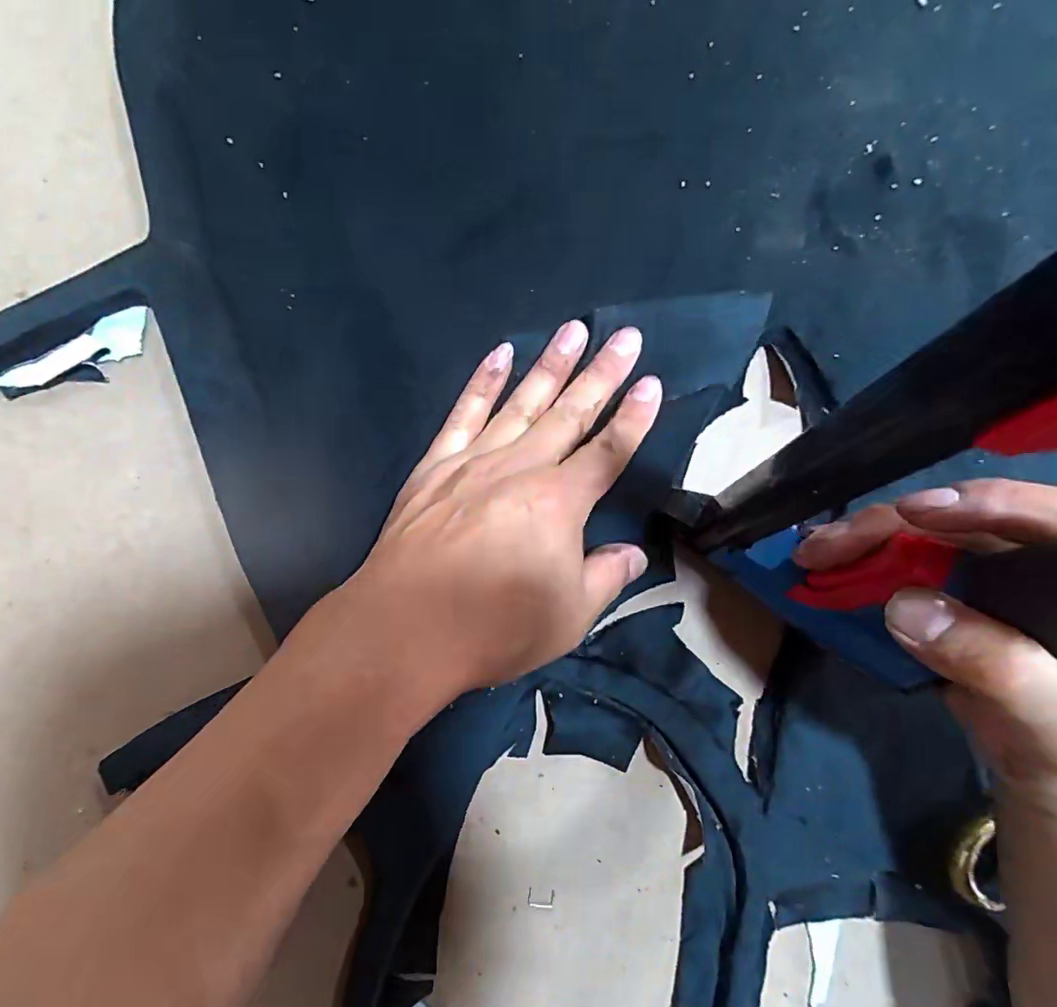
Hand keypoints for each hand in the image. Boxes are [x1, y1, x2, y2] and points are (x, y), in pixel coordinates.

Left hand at [319, 321, 661, 704]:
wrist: (405, 627)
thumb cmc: (494, 627)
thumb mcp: (568, 616)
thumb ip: (605, 578)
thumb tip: (633, 553)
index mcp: (558, 503)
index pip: (607, 452)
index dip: (634, 419)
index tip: (651, 384)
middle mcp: (519, 470)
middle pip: (569, 414)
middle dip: (601, 374)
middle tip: (626, 336)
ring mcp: (472, 463)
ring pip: (520, 403)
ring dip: (549, 365)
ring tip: (573, 329)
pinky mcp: (433, 468)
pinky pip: (463, 415)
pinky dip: (482, 383)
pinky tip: (499, 356)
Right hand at [794, 480, 1056, 801]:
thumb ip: (999, 665)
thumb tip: (904, 606)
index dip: (987, 505)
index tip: (914, 511)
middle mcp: (1056, 556)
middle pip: (971, 520)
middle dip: (892, 526)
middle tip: (825, 548)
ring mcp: (1003, 569)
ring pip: (930, 536)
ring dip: (866, 541)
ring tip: (811, 557)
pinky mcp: (961, 587)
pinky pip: (907, 563)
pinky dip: (863, 564)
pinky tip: (826, 566)